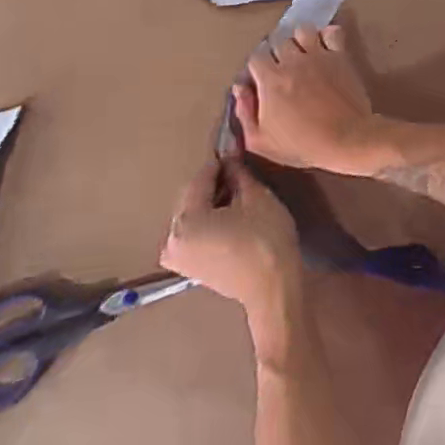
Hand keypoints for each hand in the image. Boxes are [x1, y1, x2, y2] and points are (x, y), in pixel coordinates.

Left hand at [159, 156, 299, 315]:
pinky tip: (231, 220)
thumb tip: (230, 157)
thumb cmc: (266, 241)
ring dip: (211, 204)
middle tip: (240, 177)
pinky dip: (209, 223)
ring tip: (238, 199)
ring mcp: (177, 256)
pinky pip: (194, 233)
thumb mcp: (257, 198)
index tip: (236, 155)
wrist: (273, 290)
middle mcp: (171, 238)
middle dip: (214, 185)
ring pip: (192, 216)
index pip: (201, 179)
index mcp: (185, 220)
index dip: (221, 164)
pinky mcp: (188, 267)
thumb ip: (238, 173)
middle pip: (192, 198)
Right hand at [233, 25, 381, 174]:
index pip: (255, 58)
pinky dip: (328, 35)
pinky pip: (332, 33)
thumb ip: (245, 113)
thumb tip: (239, 88)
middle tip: (286, 71)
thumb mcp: (261, 141)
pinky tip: (327, 48)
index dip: (258, 69)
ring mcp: (318, 55)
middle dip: (279, 55)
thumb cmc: (303, 145)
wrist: (346, 140)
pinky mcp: (340, 56)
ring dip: (301, 40)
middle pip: (278, 43)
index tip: (264, 81)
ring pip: (303, 31)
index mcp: (270, 79)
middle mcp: (292, 61)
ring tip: (305, 55)